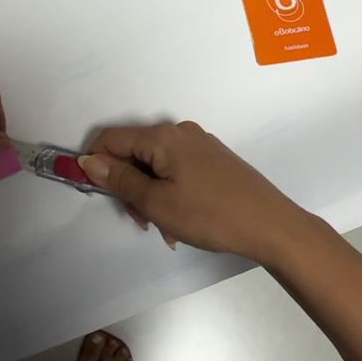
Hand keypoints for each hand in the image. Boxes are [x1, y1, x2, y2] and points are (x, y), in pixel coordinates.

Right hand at [77, 121, 318, 262]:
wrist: (273, 227)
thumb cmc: (210, 215)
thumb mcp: (156, 202)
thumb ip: (119, 179)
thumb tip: (88, 161)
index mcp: (162, 137)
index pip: (110, 139)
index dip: (95, 164)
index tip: (97, 194)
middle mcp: (180, 132)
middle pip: (134, 152)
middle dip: (128, 185)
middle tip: (141, 220)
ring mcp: (199, 144)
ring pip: (155, 164)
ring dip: (149, 193)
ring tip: (165, 228)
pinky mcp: (214, 159)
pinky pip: (176, 169)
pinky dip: (169, 191)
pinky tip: (181, 220)